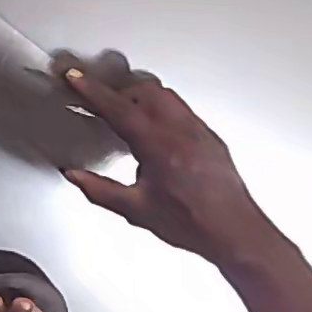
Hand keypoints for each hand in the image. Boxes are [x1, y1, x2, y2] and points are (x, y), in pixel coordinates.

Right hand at [61, 71, 279, 262]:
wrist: (236, 234)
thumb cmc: (193, 224)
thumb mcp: (137, 210)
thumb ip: (100, 190)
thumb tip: (74, 175)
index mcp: (159, 147)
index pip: (119, 108)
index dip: (93, 91)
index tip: (76, 77)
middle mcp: (180, 131)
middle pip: (143, 90)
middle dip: (116, 91)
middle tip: (97, 99)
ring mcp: (198, 130)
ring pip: (164, 94)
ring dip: (139, 95)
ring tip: (123, 109)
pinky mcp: (209, 135)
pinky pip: (180, 106)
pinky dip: (159, 106)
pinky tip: (152, 124)